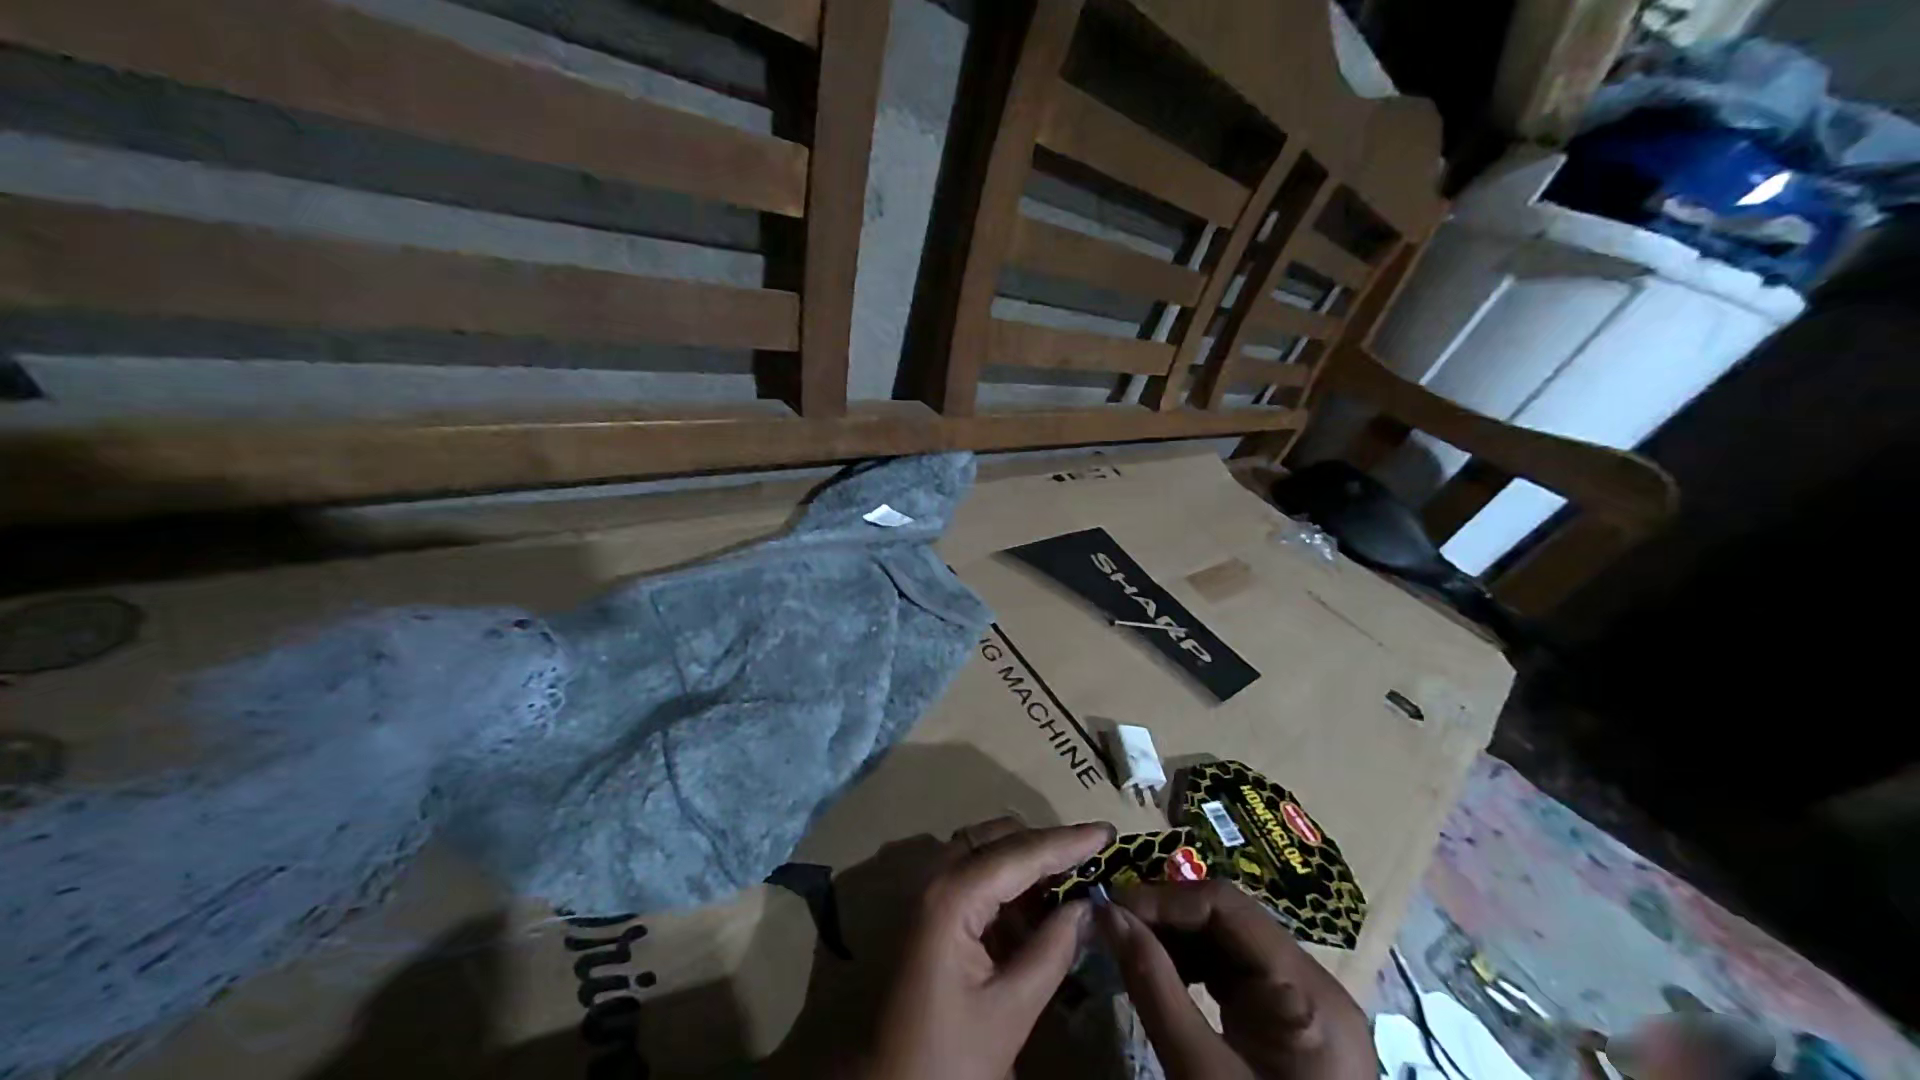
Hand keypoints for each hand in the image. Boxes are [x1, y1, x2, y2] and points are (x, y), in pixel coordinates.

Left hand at [857, 818, 1114, 1079]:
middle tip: (1090, 864)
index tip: (1108, 831)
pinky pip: (970, 879)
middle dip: (1045, 848)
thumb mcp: (1011, 1008)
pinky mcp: (925, 911)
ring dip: (1025, 867)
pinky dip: (1004, 888)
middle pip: (998, 839)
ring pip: (983, 854)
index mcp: (952, 896)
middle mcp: (934, 877)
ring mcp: (925, 892)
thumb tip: (1087, 906)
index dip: (1067, 841)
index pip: (1021, 853)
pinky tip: (1031, 918)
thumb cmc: (946, 1054)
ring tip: (1068, 894)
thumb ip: (1053, 949)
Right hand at [1097, 880, 1375, 1079]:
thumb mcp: (1199, 1072)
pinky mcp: (1290, 1020)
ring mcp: (1305, 1001)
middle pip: (1231, 918)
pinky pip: (1237, 972)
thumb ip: (1153, 985)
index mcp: (1306, 989)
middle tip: (1112, 924)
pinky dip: (1194, 966)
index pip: (1227, 905)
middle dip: (1167, 916)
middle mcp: (1313, 981)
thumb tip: (1107, 915)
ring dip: (1176, 937)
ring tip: (1128, 944)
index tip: (1111, 908)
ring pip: (1231, 941)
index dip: (1164, 899)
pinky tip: (1160, 972)